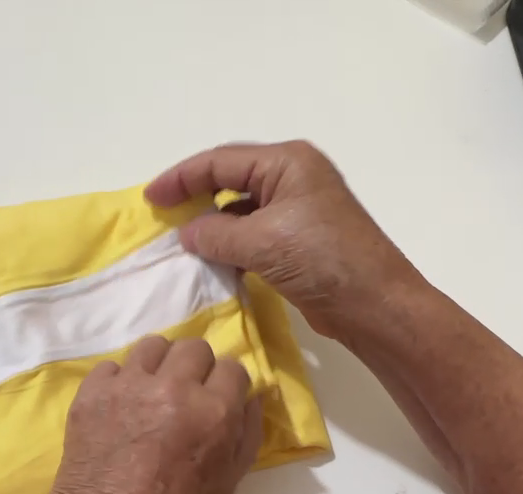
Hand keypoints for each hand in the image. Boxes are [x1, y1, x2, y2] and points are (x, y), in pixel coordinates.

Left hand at [30, 336, 261, 493]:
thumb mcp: (227, 484)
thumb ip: (247, 433)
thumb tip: (252, 396)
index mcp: (213, 412)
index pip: (234, 368)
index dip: (226, 387)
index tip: (216, 405)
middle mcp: (173, 387)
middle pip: (194, 348)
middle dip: (195, 371)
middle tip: (184, 400)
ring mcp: (128, 386)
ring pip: (154, 346)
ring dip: (159, 366)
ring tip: (151, 395)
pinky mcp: (92, 391)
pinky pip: (113, 366)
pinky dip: (119, 382)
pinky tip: (119, 409)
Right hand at [145, 141, 423, 340]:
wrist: (371, 303)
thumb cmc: (322, 260)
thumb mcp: (262, 242)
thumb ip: (217, 234)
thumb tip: (188, 234)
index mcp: (286, 163)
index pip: (221, 161)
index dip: (182, 178)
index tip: (150, 199)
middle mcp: (291, 178)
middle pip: (230, 179)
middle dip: (195, 196)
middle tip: (162, 216)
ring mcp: (296, 210)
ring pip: (240, 210)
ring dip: (212, 225)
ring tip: (182, 242)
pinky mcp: (297, 241)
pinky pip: (252, 234)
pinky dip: (229, 245)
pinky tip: (212, 261)